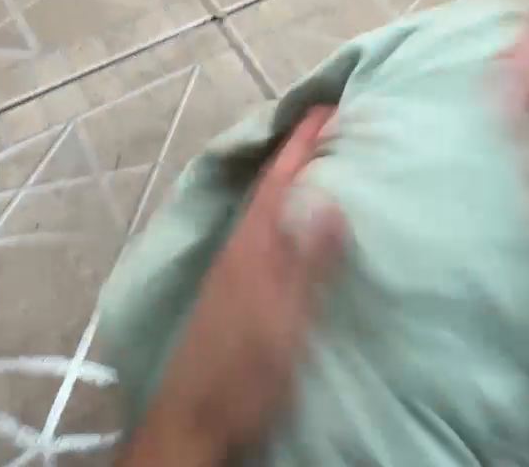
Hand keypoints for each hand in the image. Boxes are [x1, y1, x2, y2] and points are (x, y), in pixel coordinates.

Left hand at [127, 107, 347, 464]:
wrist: (193, 422)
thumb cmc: (243, 369)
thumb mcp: (284, 317)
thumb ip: (306, 260)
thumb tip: (328, 194)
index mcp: (253, 241)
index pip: (280, 176)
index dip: (303, 139)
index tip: (330, 105)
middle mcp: (241, 243)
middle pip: (272, 183)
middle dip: (300, 150)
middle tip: (335, 125)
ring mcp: (237, 265)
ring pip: (269, 204)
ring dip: (295, 177)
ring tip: (326, 159)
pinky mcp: (239, 286)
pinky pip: (269, 226)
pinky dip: (290, 207)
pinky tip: (305, 217)